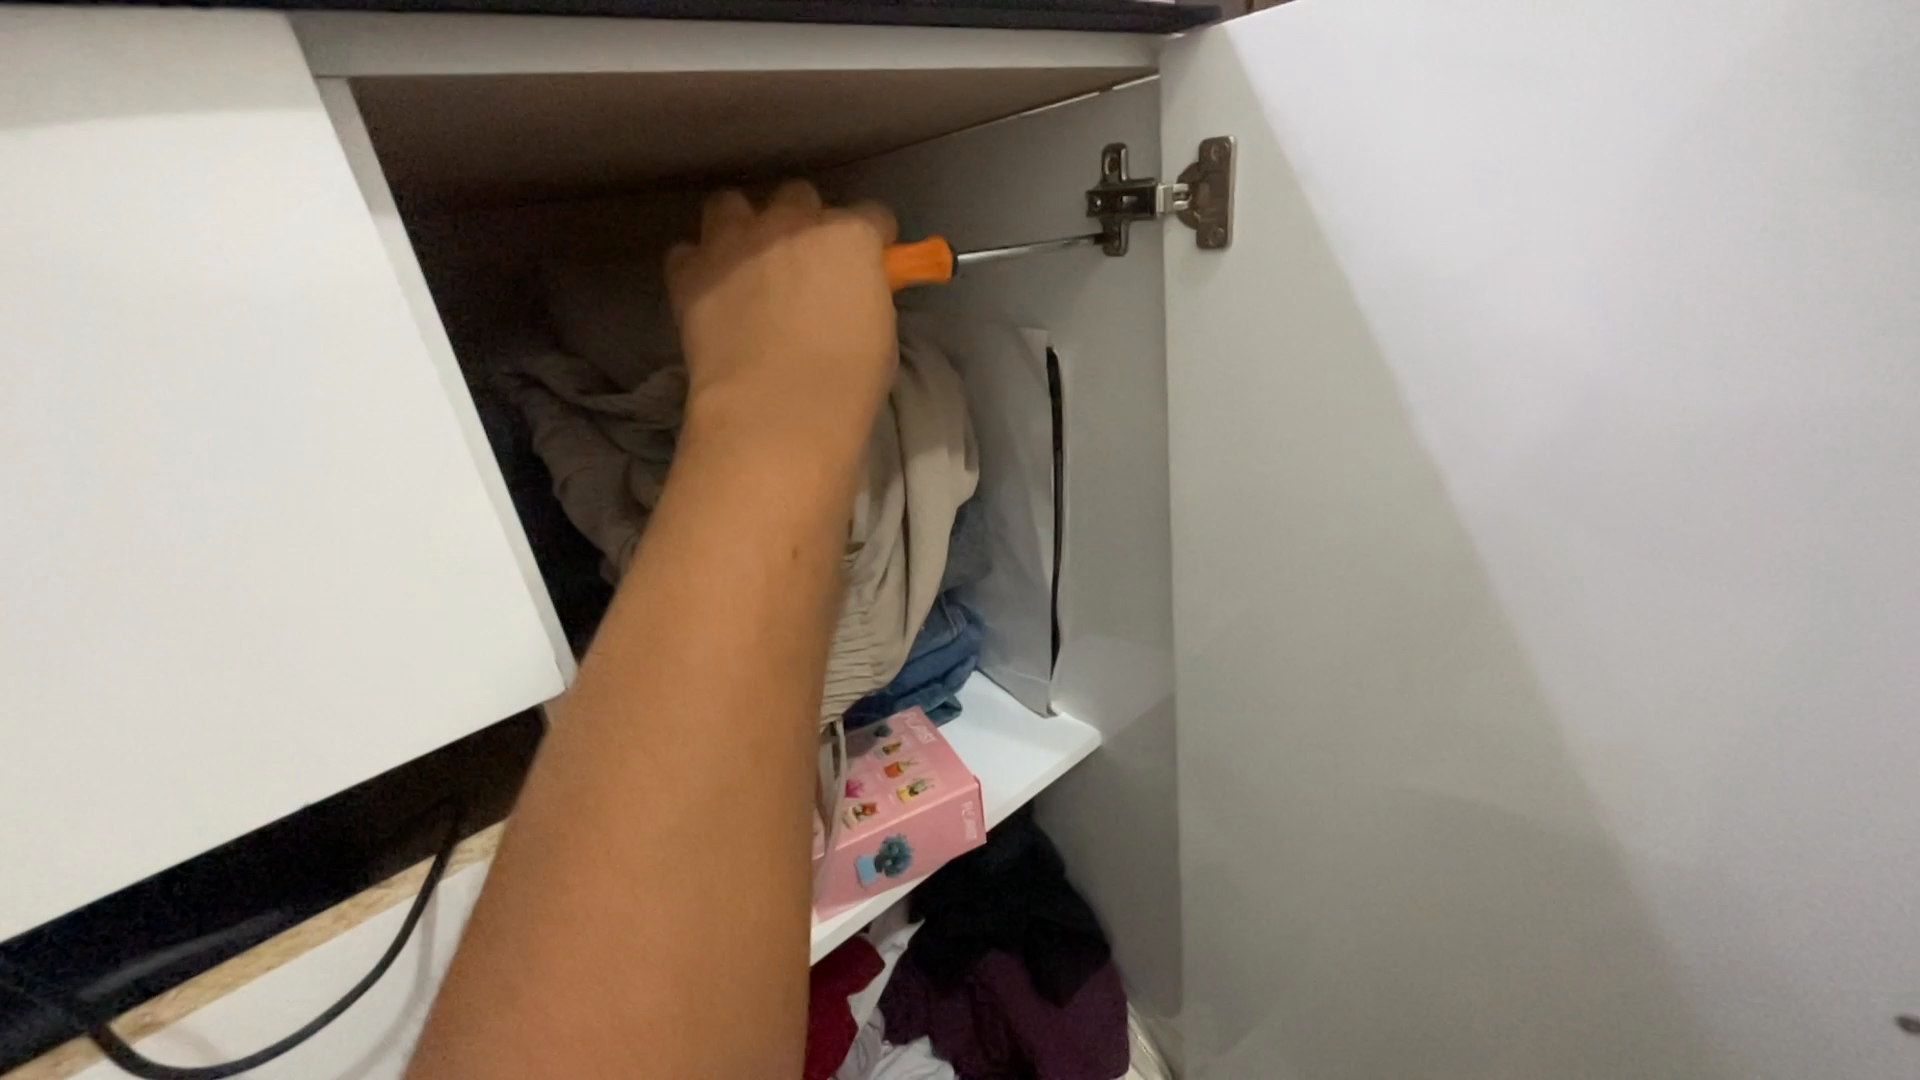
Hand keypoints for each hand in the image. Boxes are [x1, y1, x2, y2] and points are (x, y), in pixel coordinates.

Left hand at [667, 181, 898, 462]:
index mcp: (849, 237)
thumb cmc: (847, 382)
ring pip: (732, 206)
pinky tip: (712, 294)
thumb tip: (855, 290)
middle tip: (807, 266)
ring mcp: (734, 242)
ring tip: (749, 265)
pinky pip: (689, 251)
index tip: (872, 263)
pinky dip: (700, 267)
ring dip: (743, 228)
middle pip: (799, 198)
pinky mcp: (690, 271)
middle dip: (805, 224)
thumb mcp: (881, 333)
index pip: (871, 216)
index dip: (873, 240)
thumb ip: (867, 294)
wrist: (777, 411)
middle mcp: (791, 222)